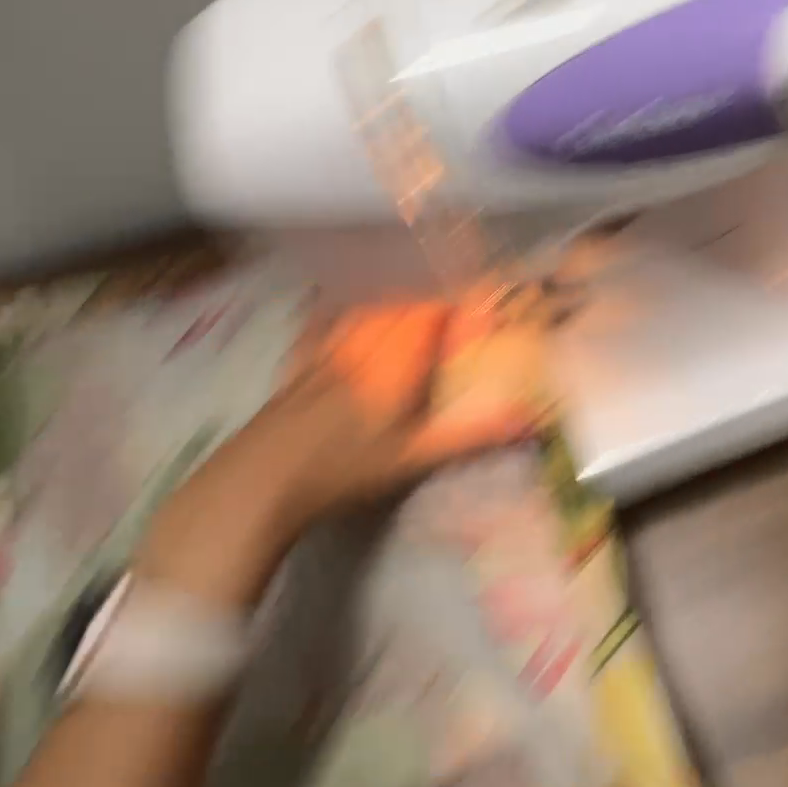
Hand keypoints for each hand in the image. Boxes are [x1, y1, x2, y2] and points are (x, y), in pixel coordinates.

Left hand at [135, 299, 539, 606]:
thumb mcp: (414, 457)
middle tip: (450, 315)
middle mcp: (362, 347)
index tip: (480, 308)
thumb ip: (470, 435)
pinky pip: (321, 326)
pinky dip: (338, 315)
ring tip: (408, 311)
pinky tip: (337, 311)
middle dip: (428, 305)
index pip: (429, 315)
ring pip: (363, 313)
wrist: (260, 481)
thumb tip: (527, 422)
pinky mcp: (296, 366)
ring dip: (390, 306)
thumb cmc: (345, 468)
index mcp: (394, 362)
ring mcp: (325, 353)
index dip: (457, 307)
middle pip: (398, 308)